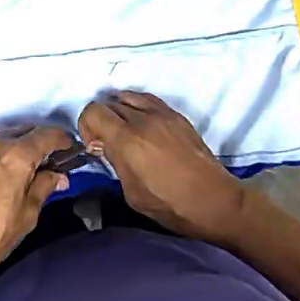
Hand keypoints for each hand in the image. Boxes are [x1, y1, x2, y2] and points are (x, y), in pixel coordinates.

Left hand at [0, 126, 73, 290]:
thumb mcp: (28, 213)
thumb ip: (45, 186)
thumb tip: (59, 176)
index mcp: (17, 154)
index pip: (49, 135)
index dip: (64, 141)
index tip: (71, 150)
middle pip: (27, 131)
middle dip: (41, 142)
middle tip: (50, 161)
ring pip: (6, 136)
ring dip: (19, 146)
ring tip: (25, 167)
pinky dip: (0, 152)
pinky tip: (1, 171)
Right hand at [79, 91, 249, 245]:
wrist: (212, 199)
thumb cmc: (169, 204)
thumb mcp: (132, 191)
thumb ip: (114, 161)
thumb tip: (104, 145)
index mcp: (128, 139)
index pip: (94, 111)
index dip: (87, 126)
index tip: (94, 145)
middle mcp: (144, 118)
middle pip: (110, 102)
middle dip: (102, 119)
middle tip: (107, 142)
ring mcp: (164, 114)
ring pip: (130, 96)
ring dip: (120, 109)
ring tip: (125, 132)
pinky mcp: (178, 116)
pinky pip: (150, 100)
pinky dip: (139, 107)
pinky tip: (143, 126)